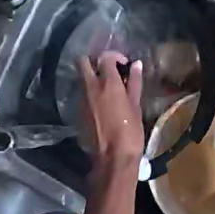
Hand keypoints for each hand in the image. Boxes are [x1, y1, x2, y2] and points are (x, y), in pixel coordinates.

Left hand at [77, 51, 144, 174]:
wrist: (112, 157)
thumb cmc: (130, 131)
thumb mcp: (136, 106)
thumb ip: (134, 83)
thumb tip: (136, 64)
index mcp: (108, 83)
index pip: (105, 57)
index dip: (115, 56)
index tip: (124, 64)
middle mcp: (91, 87)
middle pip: (83, 61)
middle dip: (94, 61)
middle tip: (109, 70)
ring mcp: (81, 99)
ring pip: (81, 78)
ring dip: (92, 77)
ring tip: (108, 88)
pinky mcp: (78, 112)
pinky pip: (82, 94)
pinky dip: (90, 92)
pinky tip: (102, 103)